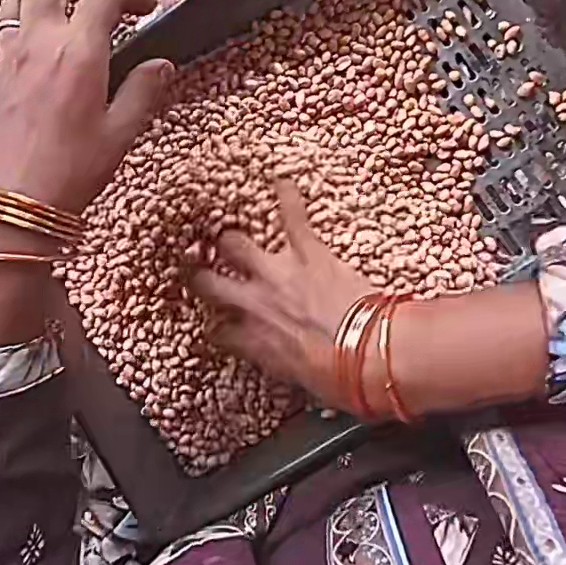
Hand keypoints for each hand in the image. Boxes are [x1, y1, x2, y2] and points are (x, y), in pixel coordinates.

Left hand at [0, 0, 174, 214]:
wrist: (14, 204)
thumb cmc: (71, 172)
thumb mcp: (121, 133)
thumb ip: (143, 91)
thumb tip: (162, 65)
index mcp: (78, 54)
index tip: (146, 6)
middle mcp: (38, 44)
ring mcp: (6, 59)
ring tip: (60, 0)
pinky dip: (6, 28)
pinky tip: (18, 41)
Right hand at [188, 181, 375, 412]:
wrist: (372, 356)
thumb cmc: (344, 380)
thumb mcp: (305, 383)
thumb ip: (289, 367)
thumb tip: (300, 368)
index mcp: (254, 342)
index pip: (219, 332)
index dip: (215, 326)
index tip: (217, 325)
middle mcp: (255, 306)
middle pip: (209, 284)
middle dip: (199, 275)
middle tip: (193, 267)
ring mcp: (277, 275)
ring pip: (234, 245)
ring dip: (229, 239)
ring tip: (224, 231)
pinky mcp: (306, 253)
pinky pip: (291, 217)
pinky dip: (287, 198)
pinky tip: (280, 181)